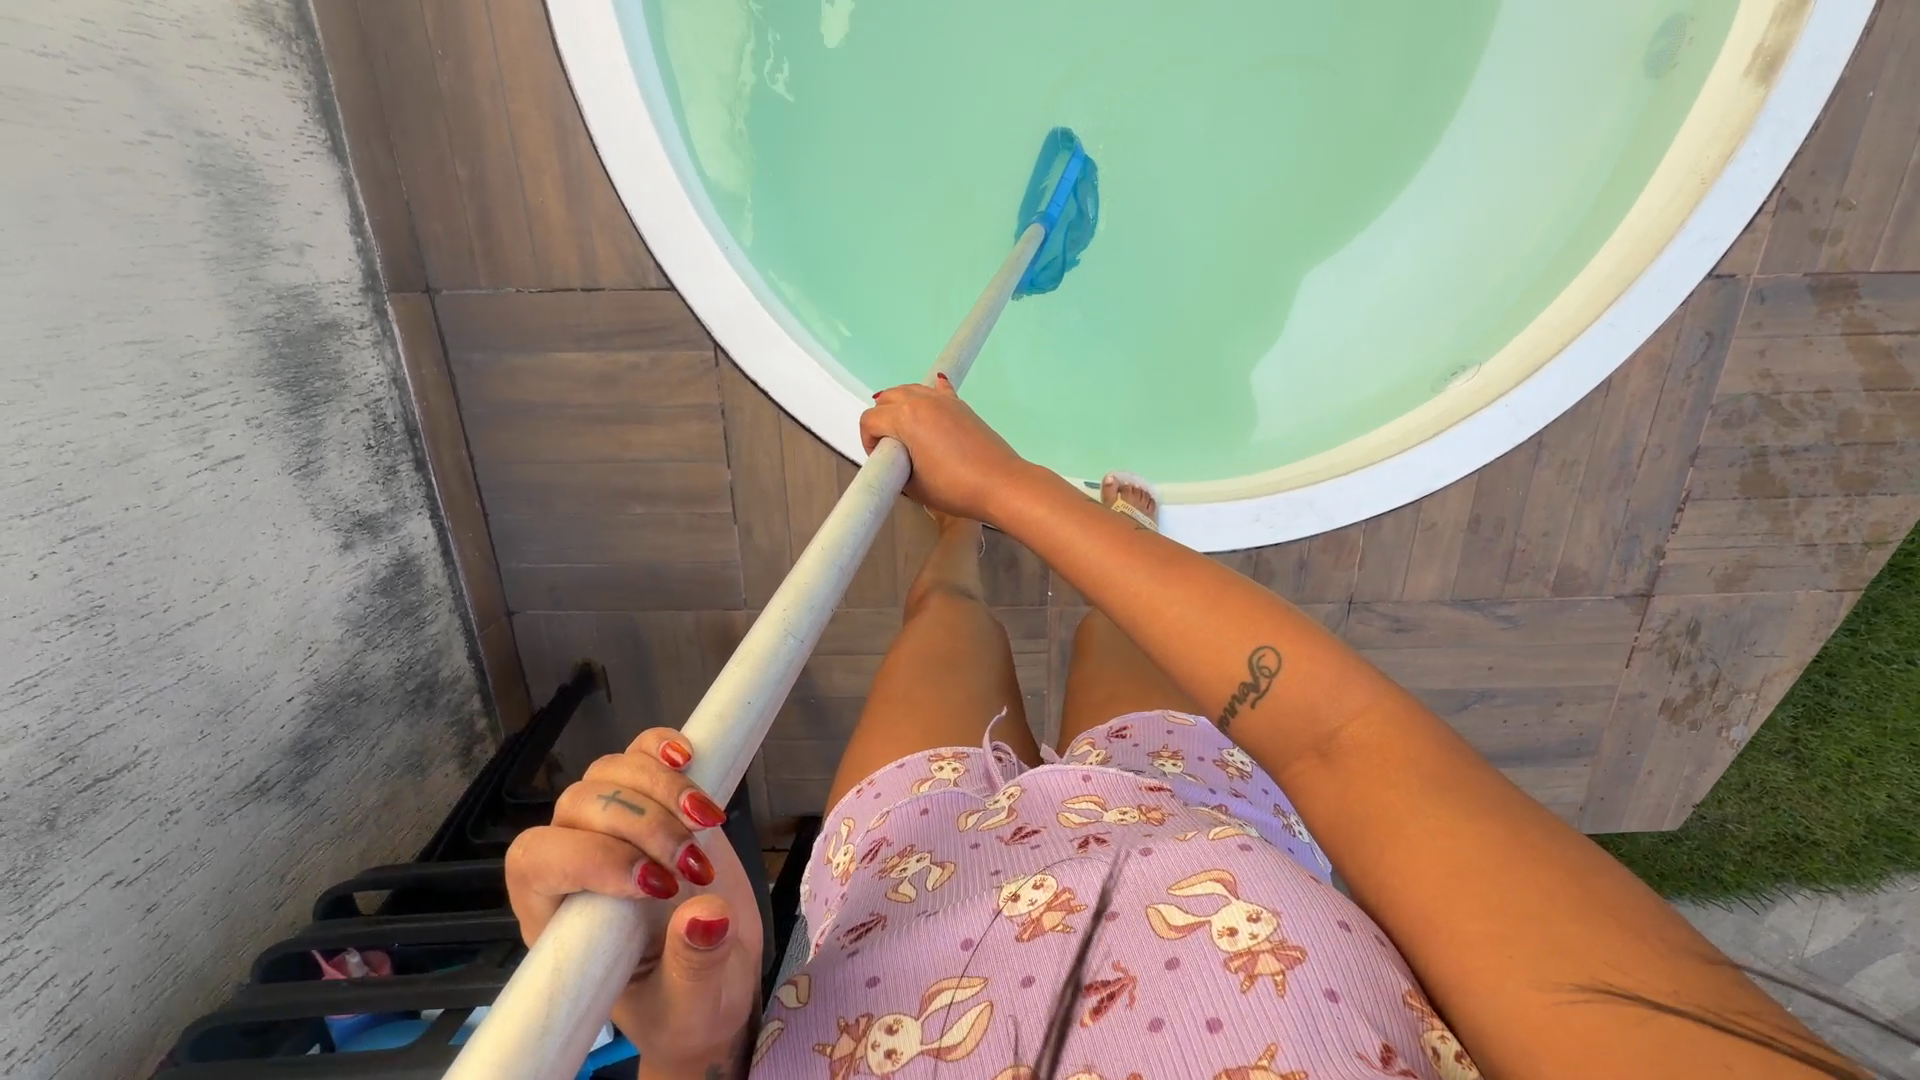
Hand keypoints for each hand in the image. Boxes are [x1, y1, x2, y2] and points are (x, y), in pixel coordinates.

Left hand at [505, 729, 762, 1076]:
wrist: (716, 978)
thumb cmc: (686, 1006)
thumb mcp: (692, 1007)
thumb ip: (694, 967)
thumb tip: (704, 914)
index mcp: (559, 921)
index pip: (538, 862)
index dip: (590, 858)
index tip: (654, 887)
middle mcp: (577, 863)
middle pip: (578, 806)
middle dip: (642, 825)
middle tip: (696, 867)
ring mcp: (617, 825)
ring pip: (609, 772)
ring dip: (662, 787)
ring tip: (709, 822)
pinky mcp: (658, 799)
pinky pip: (641, 752)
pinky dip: (663, 745)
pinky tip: (690, 758)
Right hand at [860, 375, 1031, 521]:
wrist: (1000, 484)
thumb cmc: (955, 488)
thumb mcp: (913, 486)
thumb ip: (895, 468)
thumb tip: (895, 460)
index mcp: (904, 418)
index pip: (870, 419)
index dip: (867, 441)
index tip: (879, 459)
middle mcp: (921, 401)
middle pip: (887, 398)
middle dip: (881, 420)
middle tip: (890, 447)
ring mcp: (943, 400)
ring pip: (910, 390)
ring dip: (900, 406)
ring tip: (906, 431)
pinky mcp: (961, 405)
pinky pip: (938, 391)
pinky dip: (929, 394)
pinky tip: (931, 391)